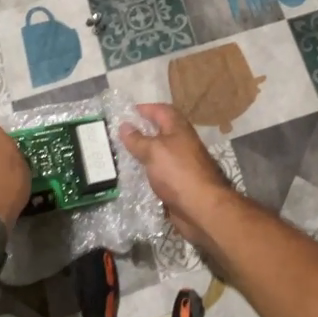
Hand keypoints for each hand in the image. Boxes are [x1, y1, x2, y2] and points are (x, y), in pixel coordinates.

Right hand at [119, 104, 238, 250]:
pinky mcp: (176, 183)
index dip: (144, 109)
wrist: (201, 208)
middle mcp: (180, 142)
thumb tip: (124, 125)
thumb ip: (138, 139)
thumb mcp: (154, 151)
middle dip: (139, 133)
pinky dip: (144, 174)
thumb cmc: (178, 172)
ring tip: (117, 157)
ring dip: (140, 155)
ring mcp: (179, 164)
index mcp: (177, 128)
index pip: (160, 110)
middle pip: (158, 132)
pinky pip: (156, 174)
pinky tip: (128, 179)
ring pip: (156, 155)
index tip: (124, 114)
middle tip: (116, 136)